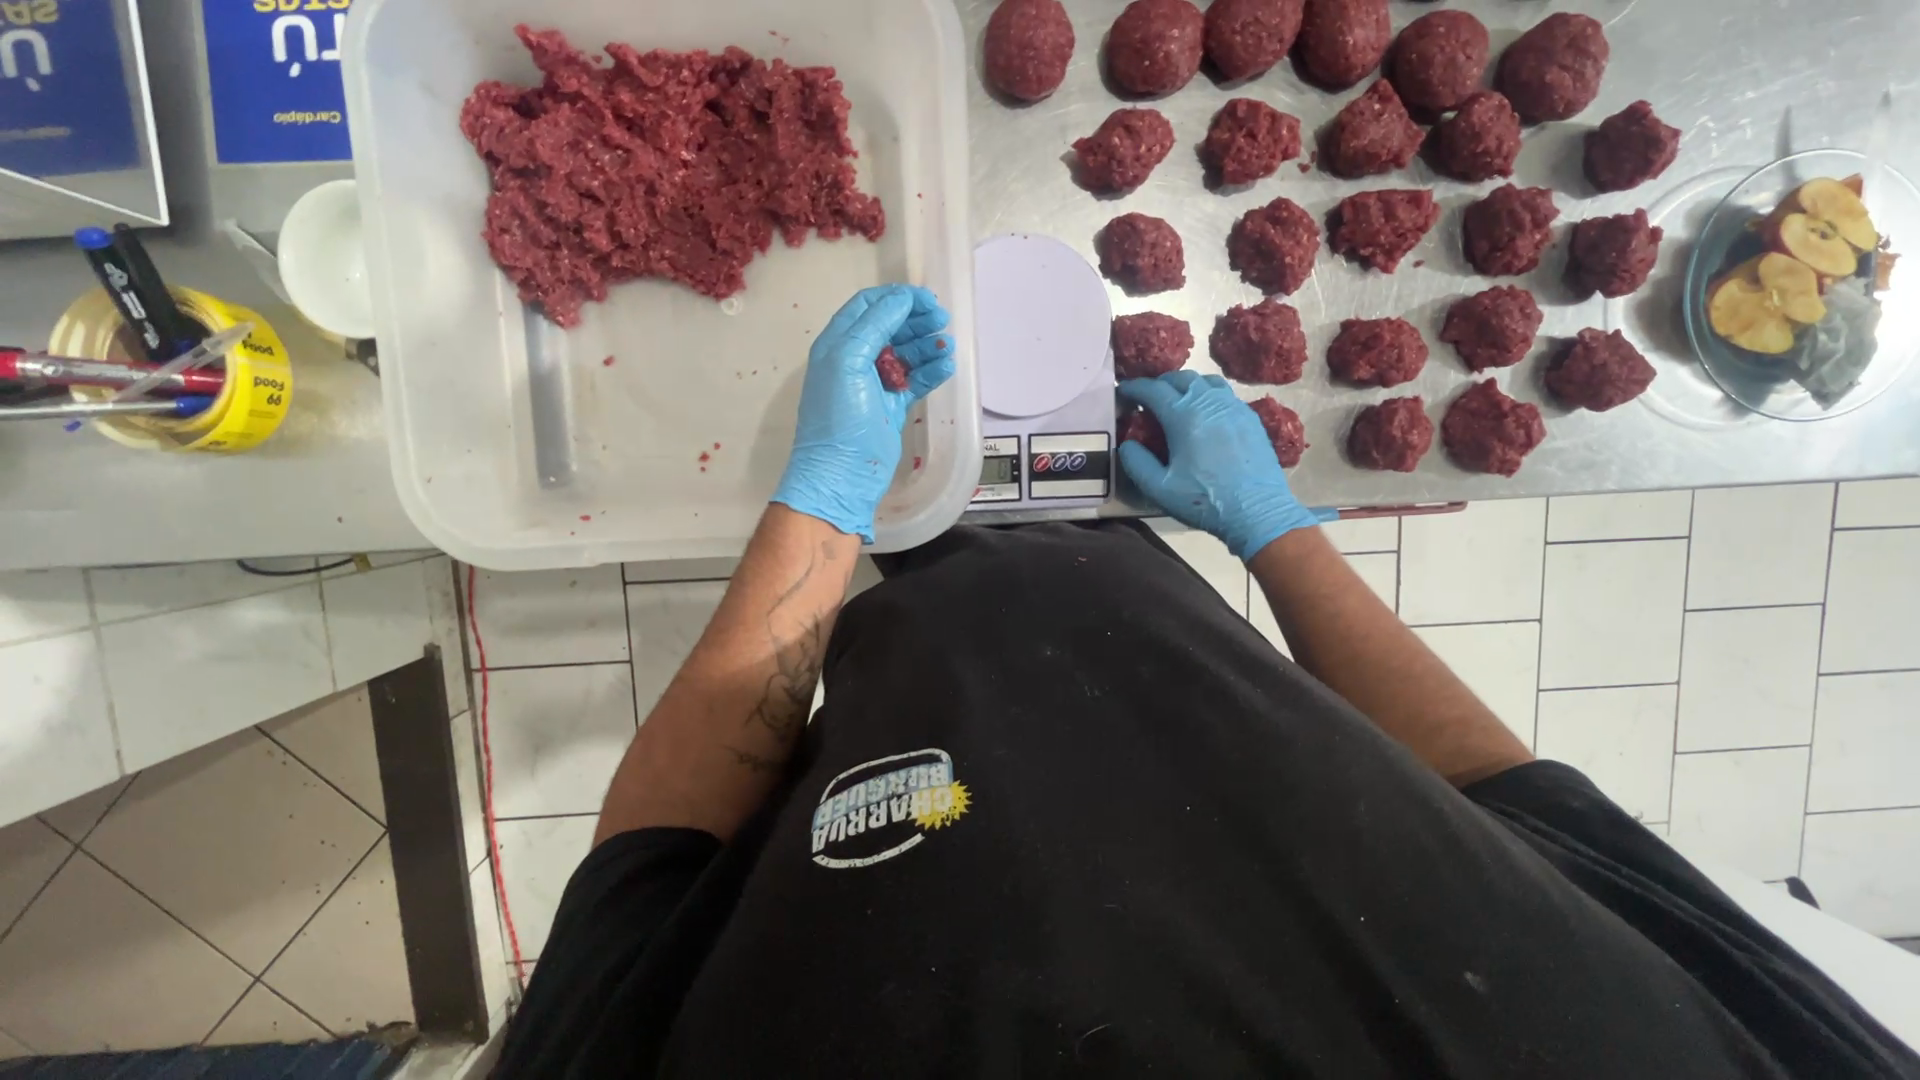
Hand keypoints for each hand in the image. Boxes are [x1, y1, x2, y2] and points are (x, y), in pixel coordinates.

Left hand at [772, 285, 956, 541]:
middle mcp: (854, 359)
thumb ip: (874, 325)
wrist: (841, 476)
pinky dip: (931, 371)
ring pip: (905, 353)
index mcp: (838, 344)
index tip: (926, 300)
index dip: (897, 298)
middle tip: (942, 321)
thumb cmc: (840, 417)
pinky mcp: (891, 406)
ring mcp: (874, 384)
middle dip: (916, 320)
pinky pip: (915, 380)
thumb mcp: (848, 361)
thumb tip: (900, 299)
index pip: (868, 306)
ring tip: (947, 347)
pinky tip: (947, 366)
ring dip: (927, 345)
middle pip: (890, 326)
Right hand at [1117, 371, 1322, 559]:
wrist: (1256, 512)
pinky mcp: (1250, 418)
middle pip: (1181, 378)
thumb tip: (1127, 444)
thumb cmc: (1203, 501)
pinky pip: (1225, 395)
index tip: (1123, 392)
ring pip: (1206, 382)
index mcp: (1183, 415)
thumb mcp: (1158, 488)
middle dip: (1160, 384)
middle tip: (1148, 398)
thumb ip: (1136, 463)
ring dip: (1186, 386)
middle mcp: (1209, 402)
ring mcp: (1233, 407)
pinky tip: (1205, 415)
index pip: (1153, 390)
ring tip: (1177, 401)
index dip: (1134, 388)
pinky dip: (1207, 396)